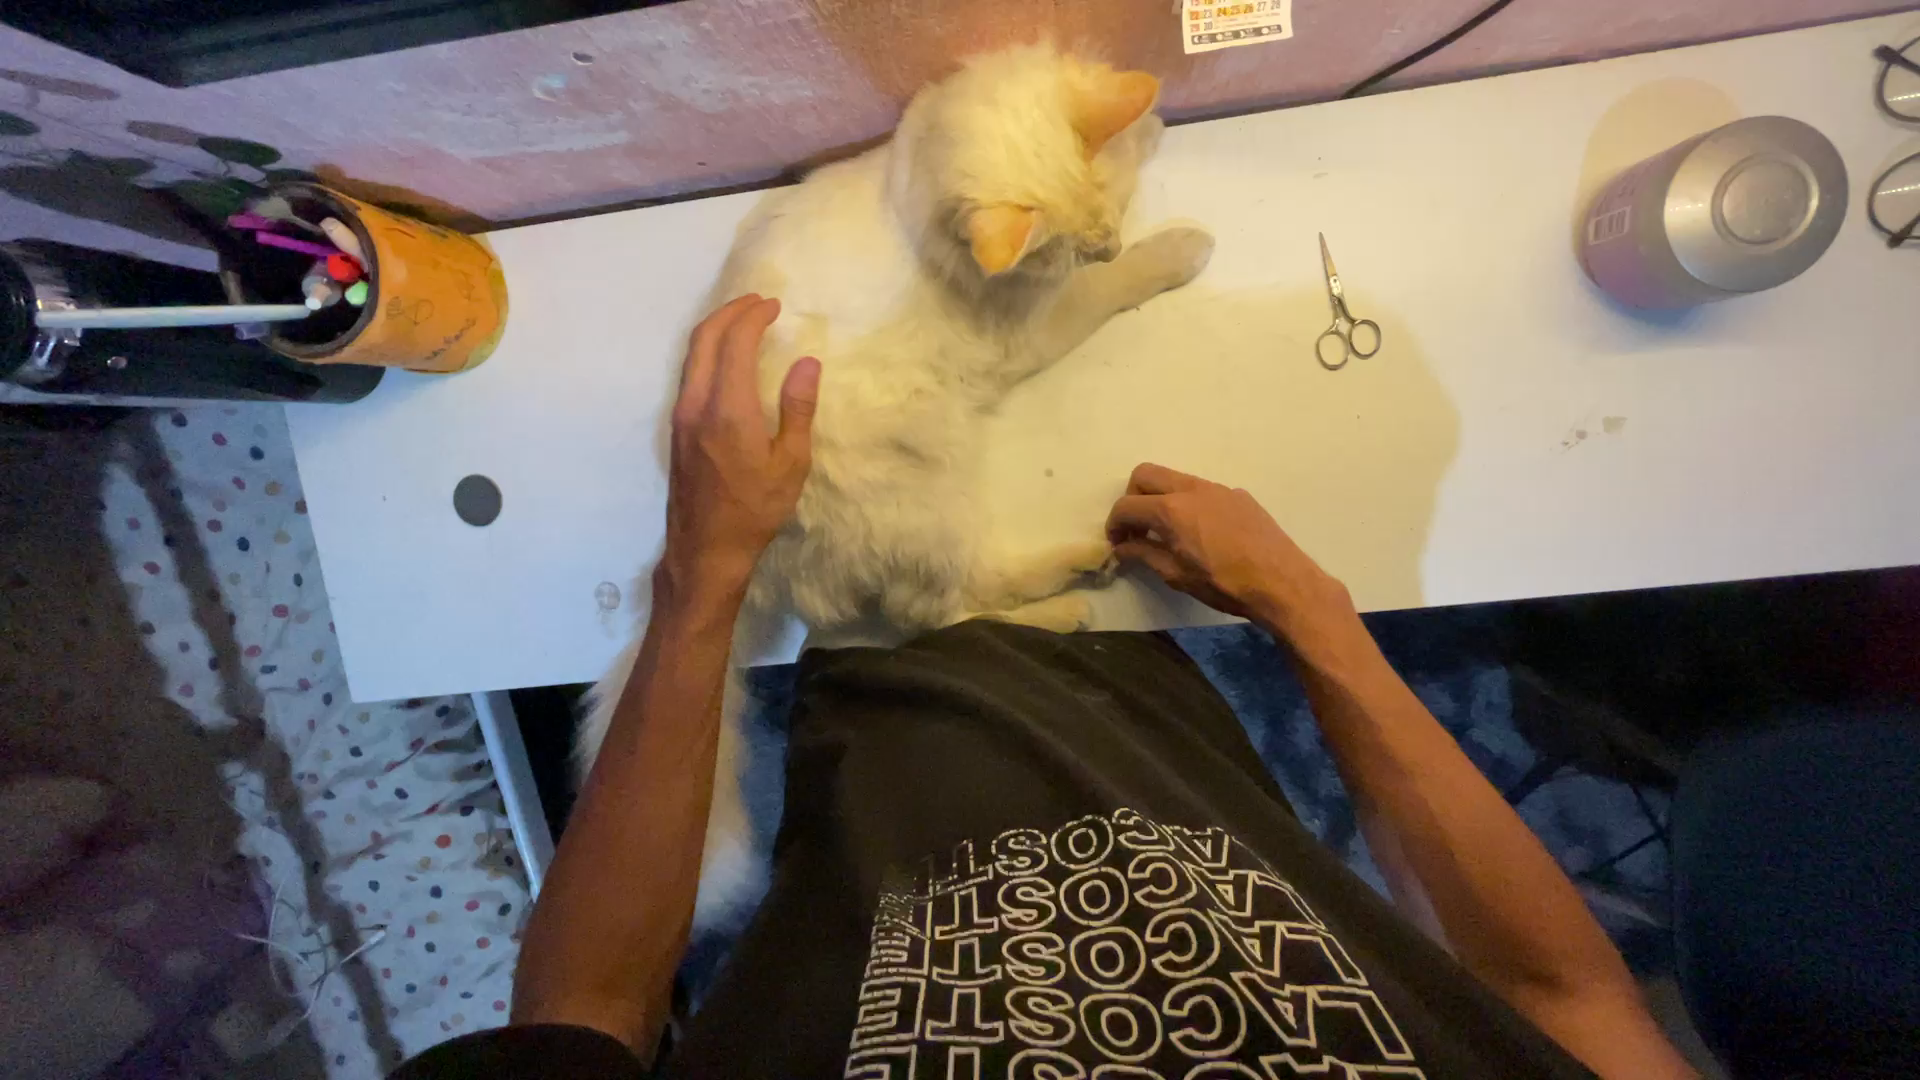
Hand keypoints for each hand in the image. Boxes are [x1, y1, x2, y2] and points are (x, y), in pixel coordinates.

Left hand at [656, 295, 818, 603]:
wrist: (706, 547)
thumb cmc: (756, 510)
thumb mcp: (791, 464)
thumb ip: (798, 409)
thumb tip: (808, 363)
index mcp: (728, 409)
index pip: (735, 343)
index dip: (754, 317)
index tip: (775, 305)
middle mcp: (696, 404)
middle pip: (704, 339)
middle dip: (730, 312)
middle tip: (758, 303)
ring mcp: (681, 415)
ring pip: (692, 355)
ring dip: (716, 330)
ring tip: (744, 322)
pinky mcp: (677, 428)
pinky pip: (690, 373)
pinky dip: (708, 352)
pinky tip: (727, 358)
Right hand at [1105, 463, 1352, 636]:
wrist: (1282, 582)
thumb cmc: (1224, 584)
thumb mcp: (1176, 575)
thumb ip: (1143, 555)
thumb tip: (1122, 548)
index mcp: (1170, 510)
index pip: (1126, 506)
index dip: (1114, 525)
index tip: (1117, 544)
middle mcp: (1191, 489)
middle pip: (1145, 474)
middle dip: (1132, 498)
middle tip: (1137, 528)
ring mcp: (1217, 488)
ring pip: (1175, 479)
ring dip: (1161, 499)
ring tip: (1168, 532)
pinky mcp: (1238, 495)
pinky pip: (1202, 491)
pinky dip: (1189, 504)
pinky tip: (1203, 534)